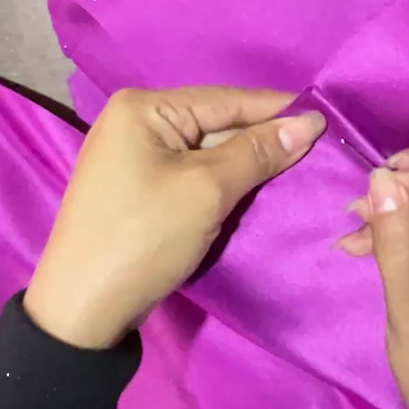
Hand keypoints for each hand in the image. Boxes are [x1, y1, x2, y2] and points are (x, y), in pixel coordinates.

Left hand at [26, 86, 326, 348]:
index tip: (325, 118)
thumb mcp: (207, 189)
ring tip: (296, 165)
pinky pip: (191, 171)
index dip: (277, 110)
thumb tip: (308, 122)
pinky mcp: (137, 187)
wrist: (83, 309)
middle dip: (262, 136)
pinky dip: (222, 178)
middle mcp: (135, 121)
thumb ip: (258, 152)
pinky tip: (254, 185)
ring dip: (245, 160)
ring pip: (205, 149)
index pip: (225, 99)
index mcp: (143, 107)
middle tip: (316, 147)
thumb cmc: (144, 236)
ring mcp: (133, 155)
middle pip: (215, 121)